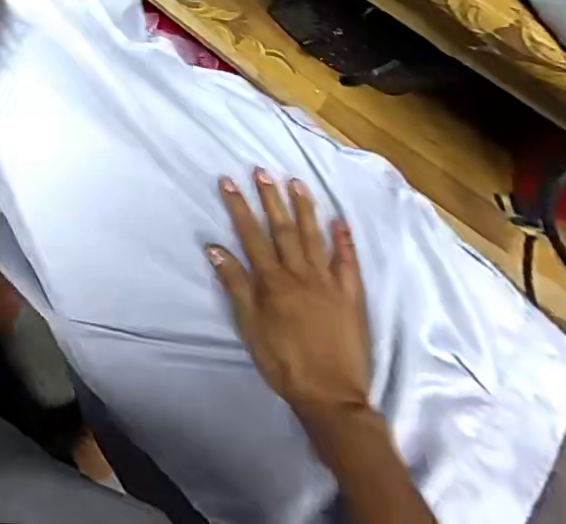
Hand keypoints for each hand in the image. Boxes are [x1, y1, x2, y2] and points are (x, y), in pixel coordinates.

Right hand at [207, 169, 370, 420]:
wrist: (331, 394)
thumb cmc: (284, 363)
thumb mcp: (250, 328)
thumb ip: (235, 286)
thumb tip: (215, 248)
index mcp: (273, 281)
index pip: (252, 235)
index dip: (239, 207)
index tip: (229, 182)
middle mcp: (300, 272)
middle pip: (283, 228)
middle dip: (270, 197)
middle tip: (261, 170)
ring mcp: (328, 279)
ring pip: (314, 235)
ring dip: (304, 206)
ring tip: (295, 182)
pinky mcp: (350, 291)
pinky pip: (347, 259)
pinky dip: (343, 238)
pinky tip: (339, 219)